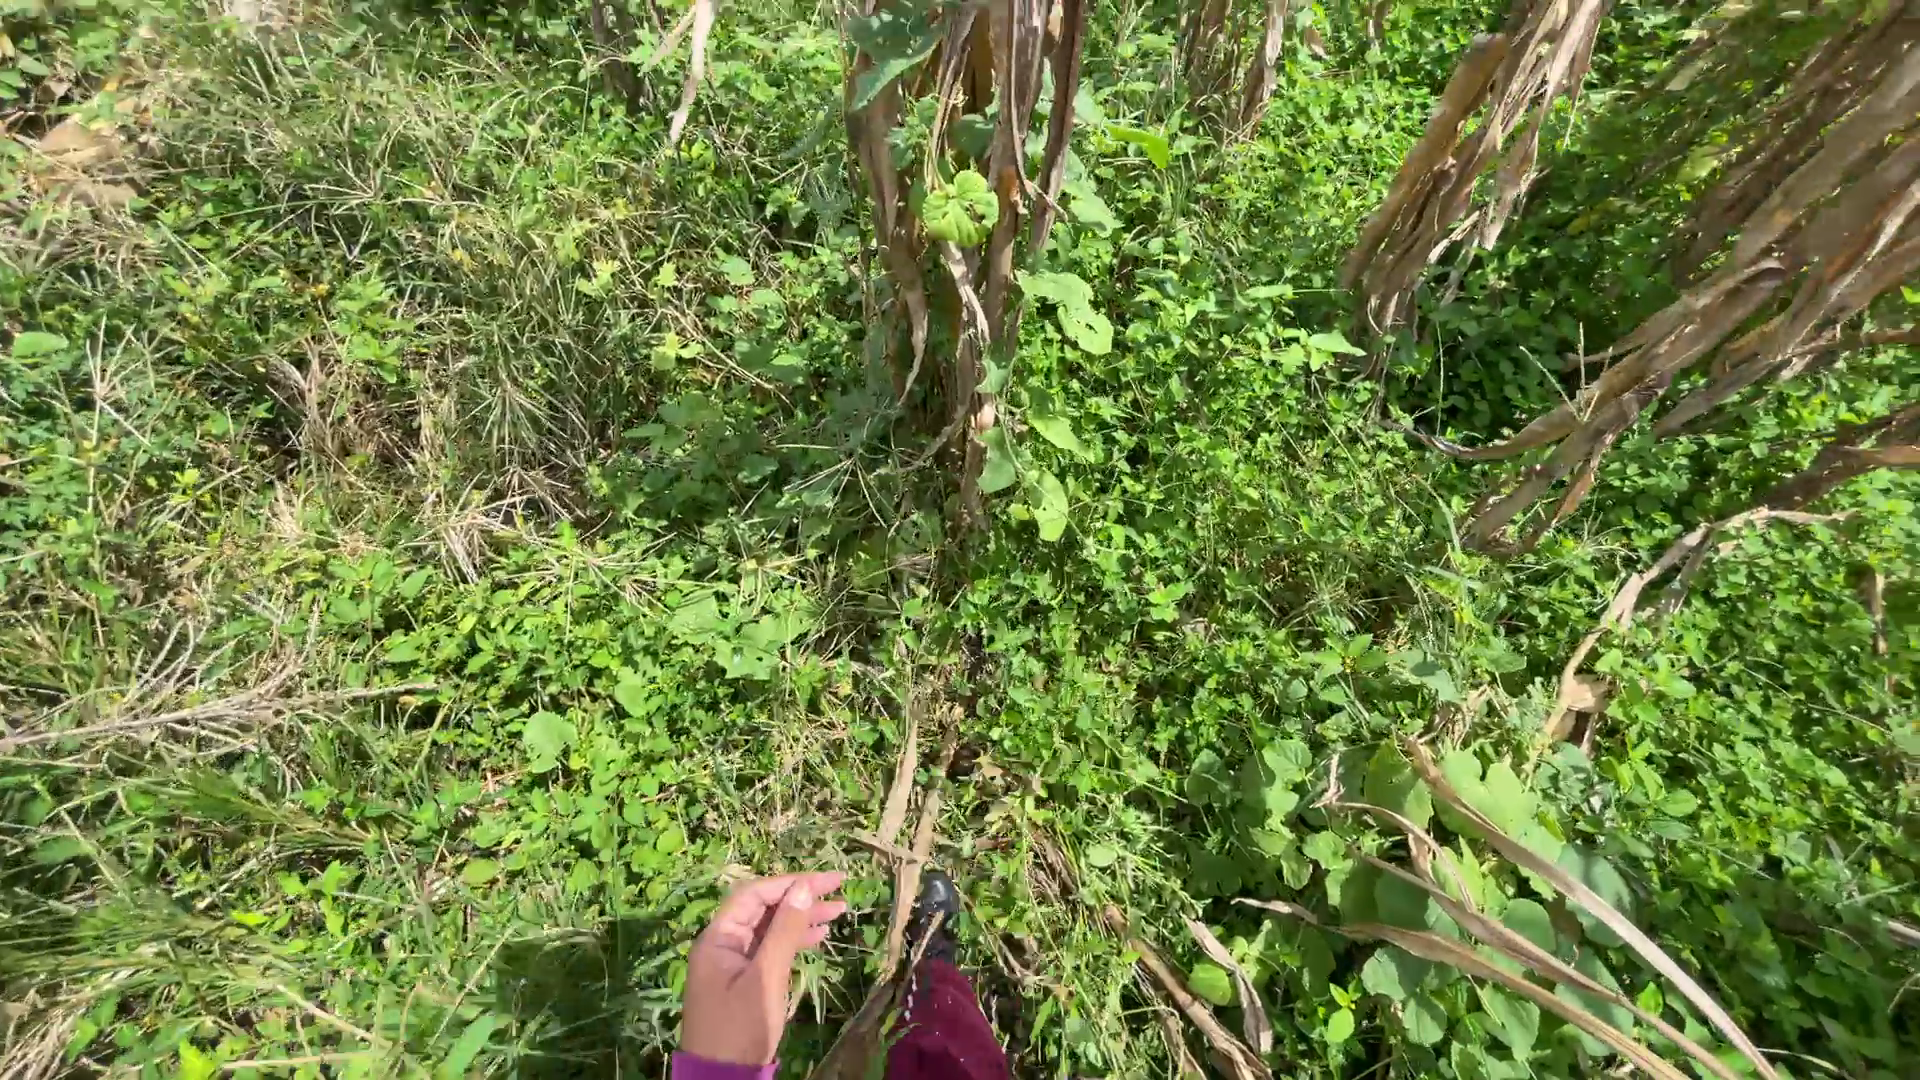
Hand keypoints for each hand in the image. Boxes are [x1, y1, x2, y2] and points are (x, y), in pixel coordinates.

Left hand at [682, 871, 848, 1065]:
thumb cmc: (741, 1027)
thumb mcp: (766, 976)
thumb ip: (784, 929)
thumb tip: (803, 887)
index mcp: (719, 937)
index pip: (756, 894)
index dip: (791, 883)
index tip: (825, 881)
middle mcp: (724, 944)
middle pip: (765, 908)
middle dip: (801, 897)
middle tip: (838, 889)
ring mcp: (734, 963)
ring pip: (771, 927)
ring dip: (802, 917)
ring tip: (838, 911)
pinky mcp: (745, 980)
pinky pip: (772, 948)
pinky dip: (795, 940)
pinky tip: (818, 936)